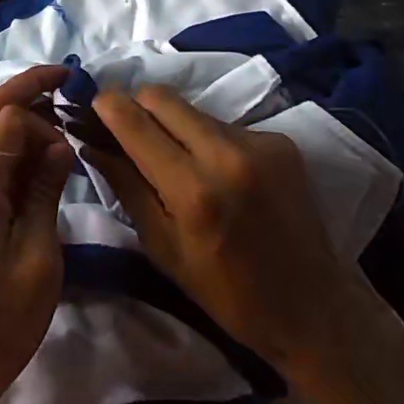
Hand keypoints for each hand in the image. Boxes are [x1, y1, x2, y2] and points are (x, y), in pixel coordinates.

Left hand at [0, 66, 75, 403]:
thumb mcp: (38, 253)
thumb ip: (46, 190)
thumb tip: (59, 143)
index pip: (9, 115)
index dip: (46, 117)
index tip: (76, 141)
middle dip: (30, 88)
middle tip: (70, 81)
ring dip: (25, 118)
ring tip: (66, 128)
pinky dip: (17, 147)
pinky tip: (45, 161)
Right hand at [88, 85, 403, 403]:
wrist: (311, 306)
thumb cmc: (226, 293)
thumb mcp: (163, 250)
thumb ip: (127, 188)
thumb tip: (93, 144)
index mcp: (193, 190)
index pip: (135, 121)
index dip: (107, 106)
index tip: (92, 106)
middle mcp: (227, 154)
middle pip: (163, 97)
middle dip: (137, 106)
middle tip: (130, 131)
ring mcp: (260, 142)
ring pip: (195, 110)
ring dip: (175, 125)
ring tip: (179, 160)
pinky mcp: (281, 141)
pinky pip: (226, 125)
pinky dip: (210, 140)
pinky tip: (220, 173)